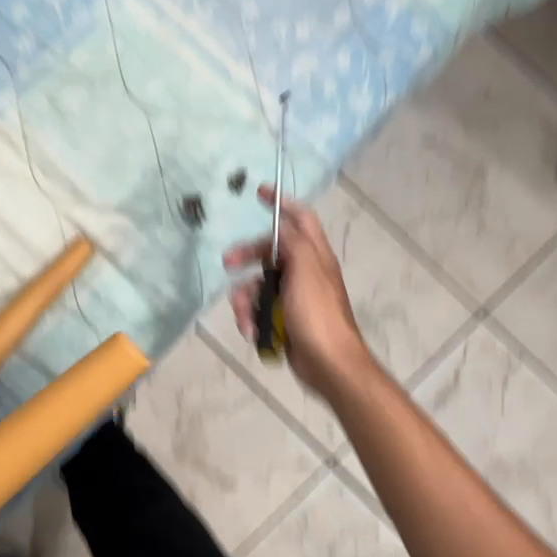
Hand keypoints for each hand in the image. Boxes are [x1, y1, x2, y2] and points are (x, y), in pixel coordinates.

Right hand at [222, 185, 379, 401]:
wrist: (328, 364)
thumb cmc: (318, 314)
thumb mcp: (306, 269)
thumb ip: (293, 242)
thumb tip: (281, 229)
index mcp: (314, 255)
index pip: (301, 218)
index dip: (282, 203)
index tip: (260, 192)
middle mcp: (304, 271)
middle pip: (269, 251)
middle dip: (246, 257)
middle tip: (228, 262)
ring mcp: (292, 295)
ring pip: (256, 283)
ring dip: (245, 299)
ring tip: (246, 318)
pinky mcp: (282, 317)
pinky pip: (257, 307)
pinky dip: (251, 317)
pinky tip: (253, 331)